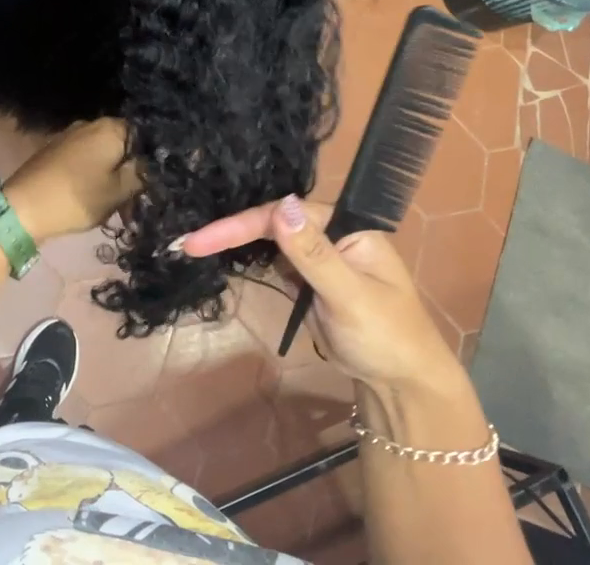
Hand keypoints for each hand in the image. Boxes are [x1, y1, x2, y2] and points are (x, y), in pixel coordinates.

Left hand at [2, 118, 141, 242]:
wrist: (24, 207)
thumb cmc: (77, 197)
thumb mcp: (118, 191)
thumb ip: (141, 174)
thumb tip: (152, 163)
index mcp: (109, 128)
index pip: (143, 135)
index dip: (151, 159)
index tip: (153, 183)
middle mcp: (89, 124)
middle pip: (121, 146)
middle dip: (130, 172)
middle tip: (135, 203)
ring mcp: (69, 137)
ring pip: (102, 155)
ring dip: (112, 178)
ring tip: (116, 208)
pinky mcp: (55, 151)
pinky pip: (84, 160)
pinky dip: (93, 177)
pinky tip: (94, 199)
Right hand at [178, 195, 461, 390]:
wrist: (401, 385)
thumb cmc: (386, 337)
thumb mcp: (349, 295)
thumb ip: (313, 252)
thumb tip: (282, 204)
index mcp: (348, 227)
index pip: (284, 215)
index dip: (240, 226)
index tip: (200, 241)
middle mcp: (331, 234)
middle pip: (271, 223)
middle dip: (229, 231)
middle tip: (187, 243)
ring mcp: (318, 257)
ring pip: (268, 241)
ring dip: (233, 243)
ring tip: (193, 246)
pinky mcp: (307, 281)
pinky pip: (272, 262)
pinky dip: (247, 260)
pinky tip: (221, 257)